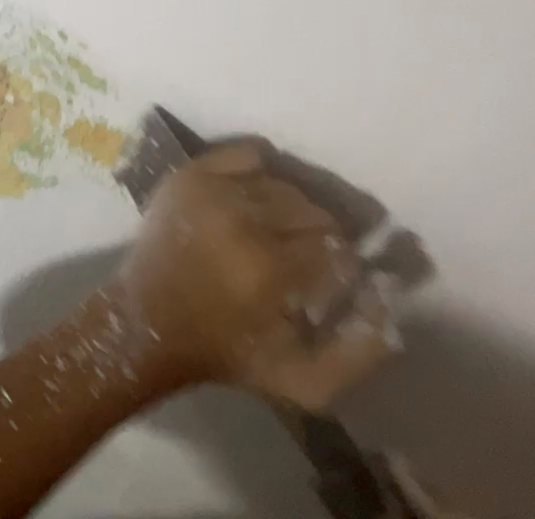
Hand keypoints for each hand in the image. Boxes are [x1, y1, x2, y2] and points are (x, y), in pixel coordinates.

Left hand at [112, 138, 401, 408]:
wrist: (145, 321)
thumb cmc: (224, 352)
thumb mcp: (301, 381)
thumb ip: (360, 353)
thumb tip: (388, 300)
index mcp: (270, 268)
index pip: (335, 246)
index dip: (340, 262)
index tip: (330, 277)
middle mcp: (241, 220)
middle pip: (311, 210)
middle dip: (318, 234)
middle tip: (303, 255)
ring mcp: (210, 192)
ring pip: (282, 184)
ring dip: (290, 207)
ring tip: (278, 231)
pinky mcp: (187, 176)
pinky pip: (244, 153)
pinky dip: (259, 171)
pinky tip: (256, 196)